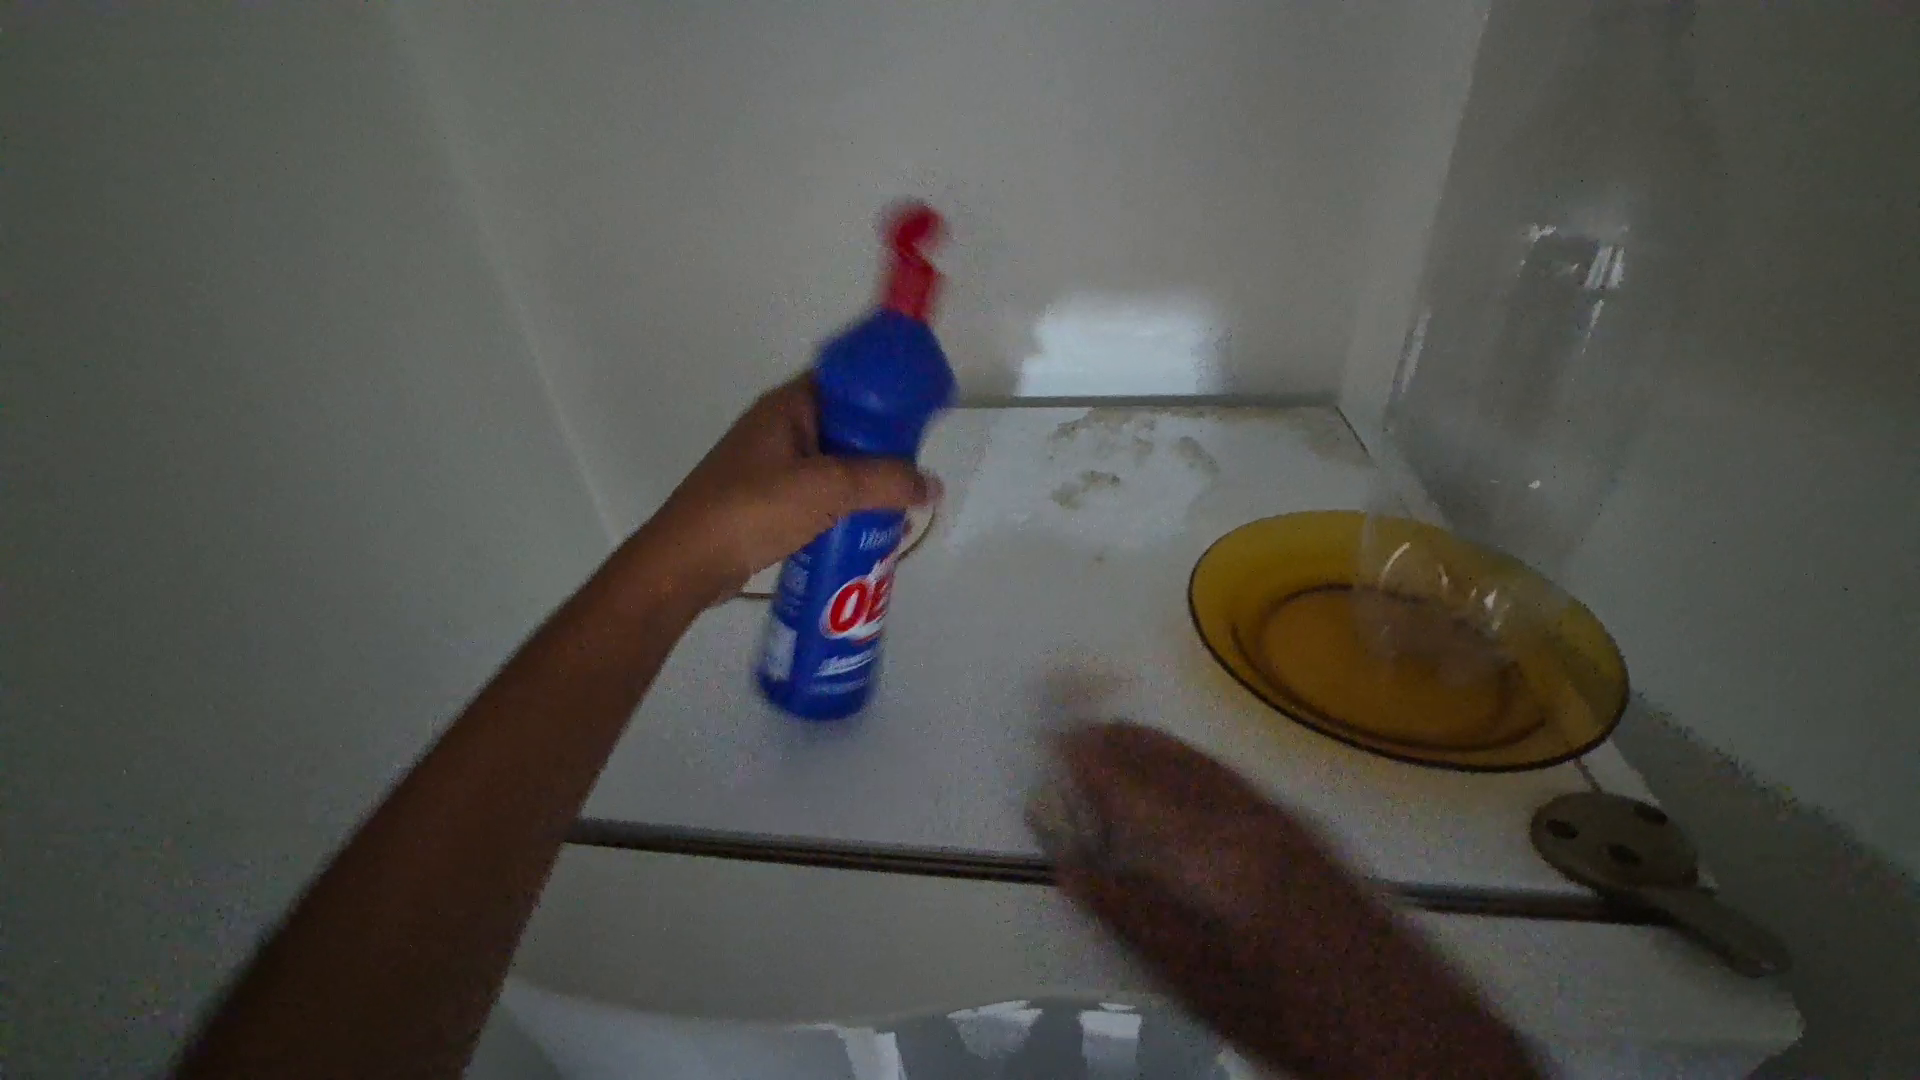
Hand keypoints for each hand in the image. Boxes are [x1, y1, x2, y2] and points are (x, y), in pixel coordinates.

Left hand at [633, 377, 937, 606]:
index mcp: (789, 407)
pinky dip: (846, 507)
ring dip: (867, 484)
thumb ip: (884, 482)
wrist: (688, 564)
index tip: (922, 419)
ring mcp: (774, 467)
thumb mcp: (827, 488)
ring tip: (902, 504)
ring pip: (836, 466)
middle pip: (847, 427)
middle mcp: (782, 429)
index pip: (847, 383)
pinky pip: (821, 496)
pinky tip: (869, 529)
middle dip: (884, 449)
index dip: (886, 394)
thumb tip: (931, 485)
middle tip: (917, 471)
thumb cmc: (753, 510)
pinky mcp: (771, 503)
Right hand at [1035, 723, 1539, 1079]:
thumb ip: (1131, 916)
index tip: (1058, 740)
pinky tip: (1182, 771)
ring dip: (1155, 744)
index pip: (1134, 787)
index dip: (1091, 760)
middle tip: (1080, 728)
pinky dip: (1191, 761)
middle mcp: (1245, 817)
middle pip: (1169, 760)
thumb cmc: (1291, 1016)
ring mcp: (1280, 818)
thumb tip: (1072, 869)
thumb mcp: (1198, 981)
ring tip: (1118, 735)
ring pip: (1201, 762)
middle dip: (1120, 739)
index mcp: (1211, 852)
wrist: (1414, 1037)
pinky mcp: (1305, 829)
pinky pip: (1230, 775)